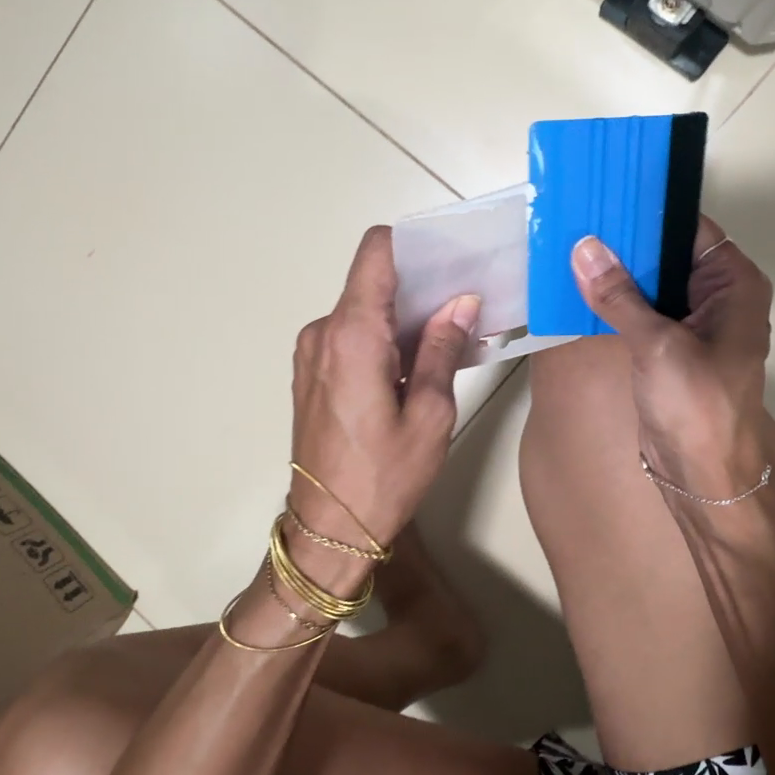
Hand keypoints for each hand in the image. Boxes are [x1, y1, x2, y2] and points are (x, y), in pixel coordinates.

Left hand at [290, 227, 479, 548]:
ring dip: (400, 317)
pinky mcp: (310, 373)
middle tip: (464, 302)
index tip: (449, 258)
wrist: (328, 529)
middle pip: (371, 281)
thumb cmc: (384, 476)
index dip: (413, 245)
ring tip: (445, 340)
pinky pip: (348, 337)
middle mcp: (322, 332)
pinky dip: (380, 339)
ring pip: (361, 310)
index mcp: (351, 335)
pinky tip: (412, 367)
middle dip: (417, 286)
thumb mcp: (429, 414)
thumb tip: (461, 302)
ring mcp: (311, 353)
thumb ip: (441, 349)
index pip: (376, 252)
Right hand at [570, 215, 773, 495]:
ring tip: (565, 243)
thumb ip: (619, 295)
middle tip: (574, 216)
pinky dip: (610, 299)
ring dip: (612, 270)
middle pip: (666, 253)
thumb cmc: (697, 407)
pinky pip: (636, 309)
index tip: (603, 193)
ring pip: (647, 282)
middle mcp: (715, 296)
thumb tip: (585, 248)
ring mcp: (689, 322)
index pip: (689, 228)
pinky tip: (574, 285)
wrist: (702, 478)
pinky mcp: (665, 346)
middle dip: (623, 239)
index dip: (649, 210)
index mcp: (733, 285)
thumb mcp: (658, 345)